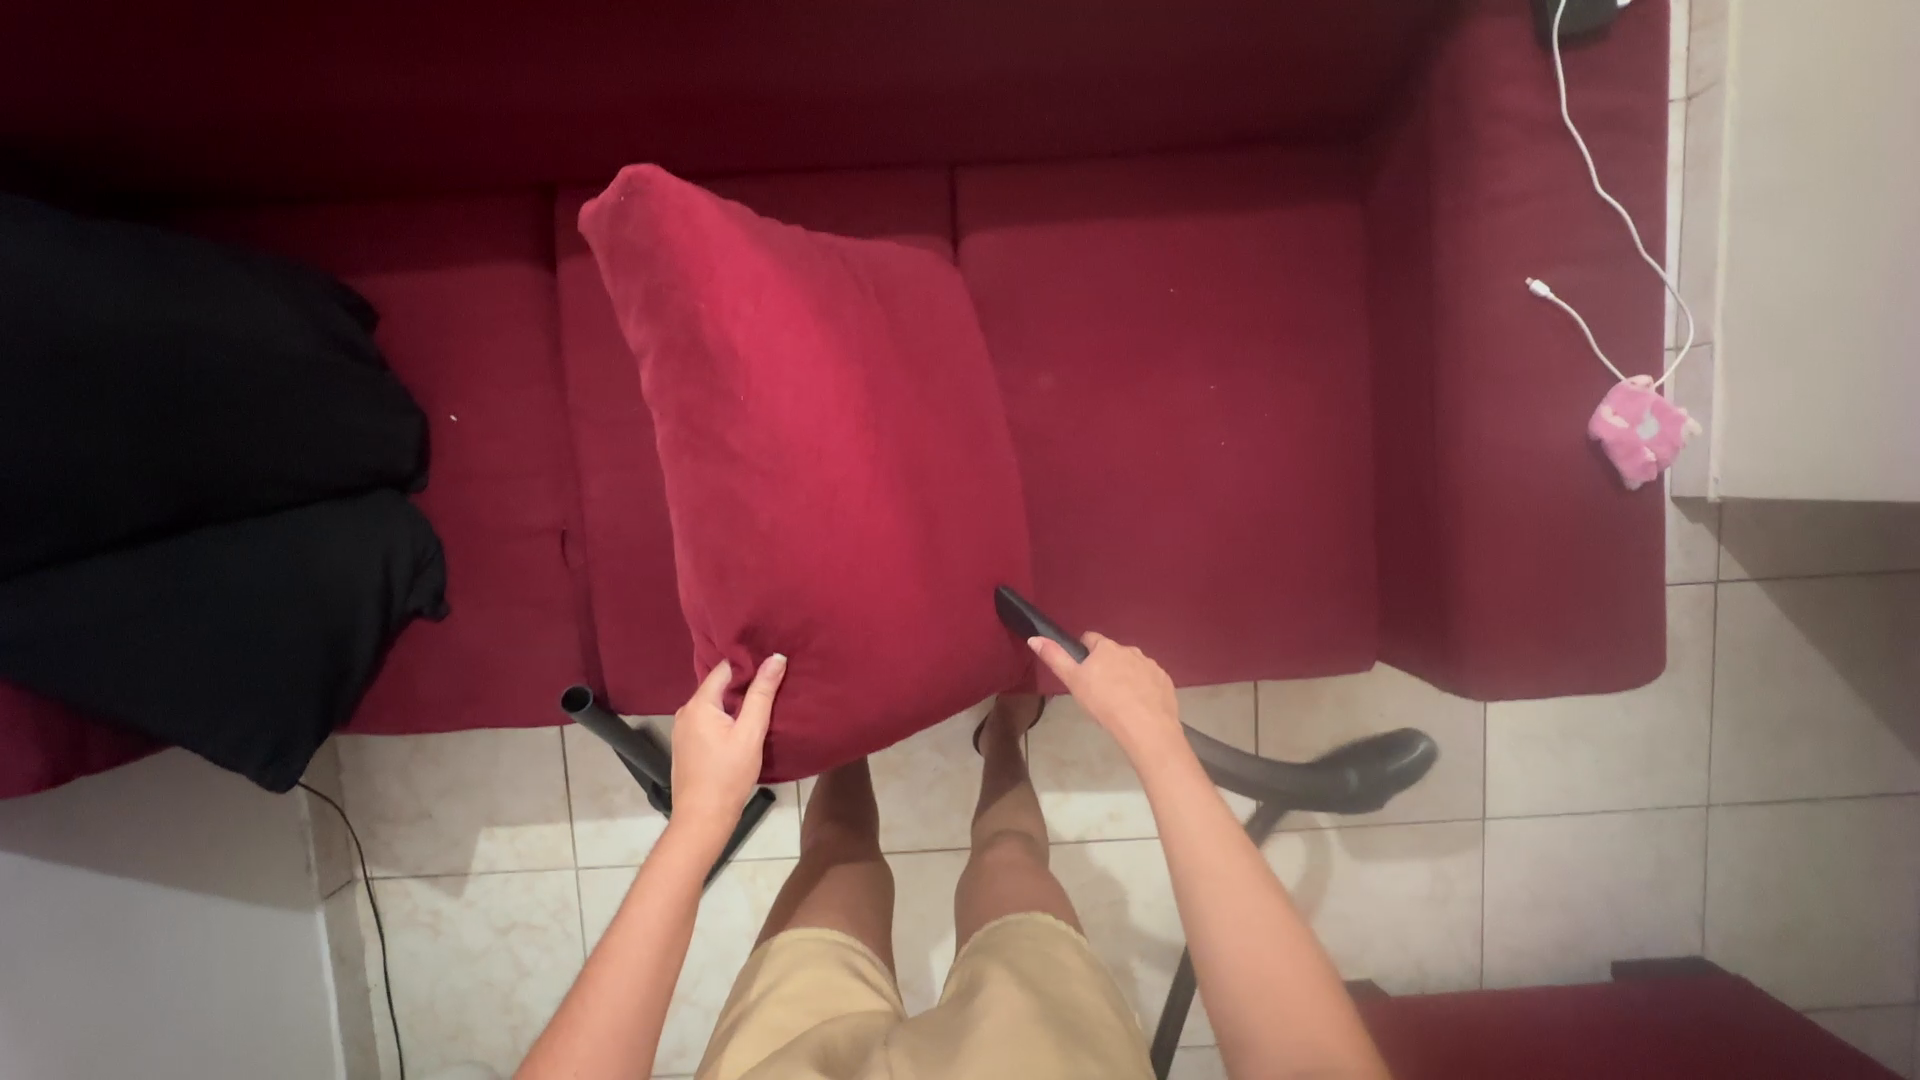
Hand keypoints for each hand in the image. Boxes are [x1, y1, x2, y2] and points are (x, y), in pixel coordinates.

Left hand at [669, 654, 785, 836]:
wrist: (703, 819)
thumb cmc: (729, 775)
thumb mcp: (751, 732)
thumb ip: (762, 694)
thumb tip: (776, 657)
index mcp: (699, 704)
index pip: (724, 668)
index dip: (748, 663)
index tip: (771, 661)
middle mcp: (685, 712)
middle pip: (718, 686)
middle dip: (744, 683)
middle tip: (772, 680)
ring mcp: (683, 730)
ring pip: (714, 704)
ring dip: (735, 702)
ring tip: (762, 701)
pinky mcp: (686, 745)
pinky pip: (708, 720)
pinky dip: (725, 717)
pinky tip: (742, 725)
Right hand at [1028, 633, 1182, 761]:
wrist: (1146, 727)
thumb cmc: (1104, 703)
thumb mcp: (1073, 681)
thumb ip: (1055, 658)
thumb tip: (1035, 638)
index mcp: (1106, 648)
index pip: (1090, 638)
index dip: (1083, 651)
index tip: (1081, 670)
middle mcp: (1130, 650)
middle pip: (1113, 653)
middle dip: (1106, 665)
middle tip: (1098, 691)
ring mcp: (1150, 665)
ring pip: (1132, 665)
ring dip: (1125, 676)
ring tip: (1120, 702)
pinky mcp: (1165, 680)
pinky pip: (1150, 679)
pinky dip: (1144, 688)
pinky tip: (1139, 707)